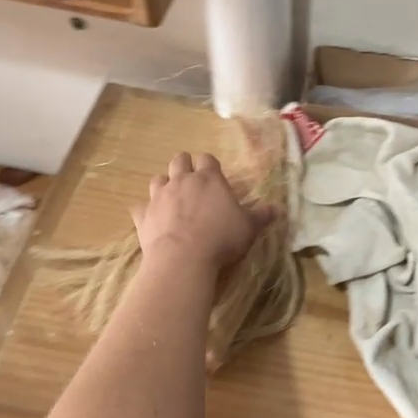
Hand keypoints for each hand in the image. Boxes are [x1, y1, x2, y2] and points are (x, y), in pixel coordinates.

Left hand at [132, 153, 277, 275]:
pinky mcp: (143, 215)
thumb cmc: (221, 239)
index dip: (210, 165)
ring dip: (164, 185)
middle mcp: (182, 181)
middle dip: (185, 166)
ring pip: (157, 179)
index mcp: (209, 179)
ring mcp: (159, 197)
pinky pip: (140, 207)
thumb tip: (278, 208)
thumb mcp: (248, 228)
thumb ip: (261, 216)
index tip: (215, 176)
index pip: (207, 159)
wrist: (183, 258)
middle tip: (192, 182)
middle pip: (179, 160)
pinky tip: (151, 219)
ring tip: (172, 198)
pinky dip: (146, 211)